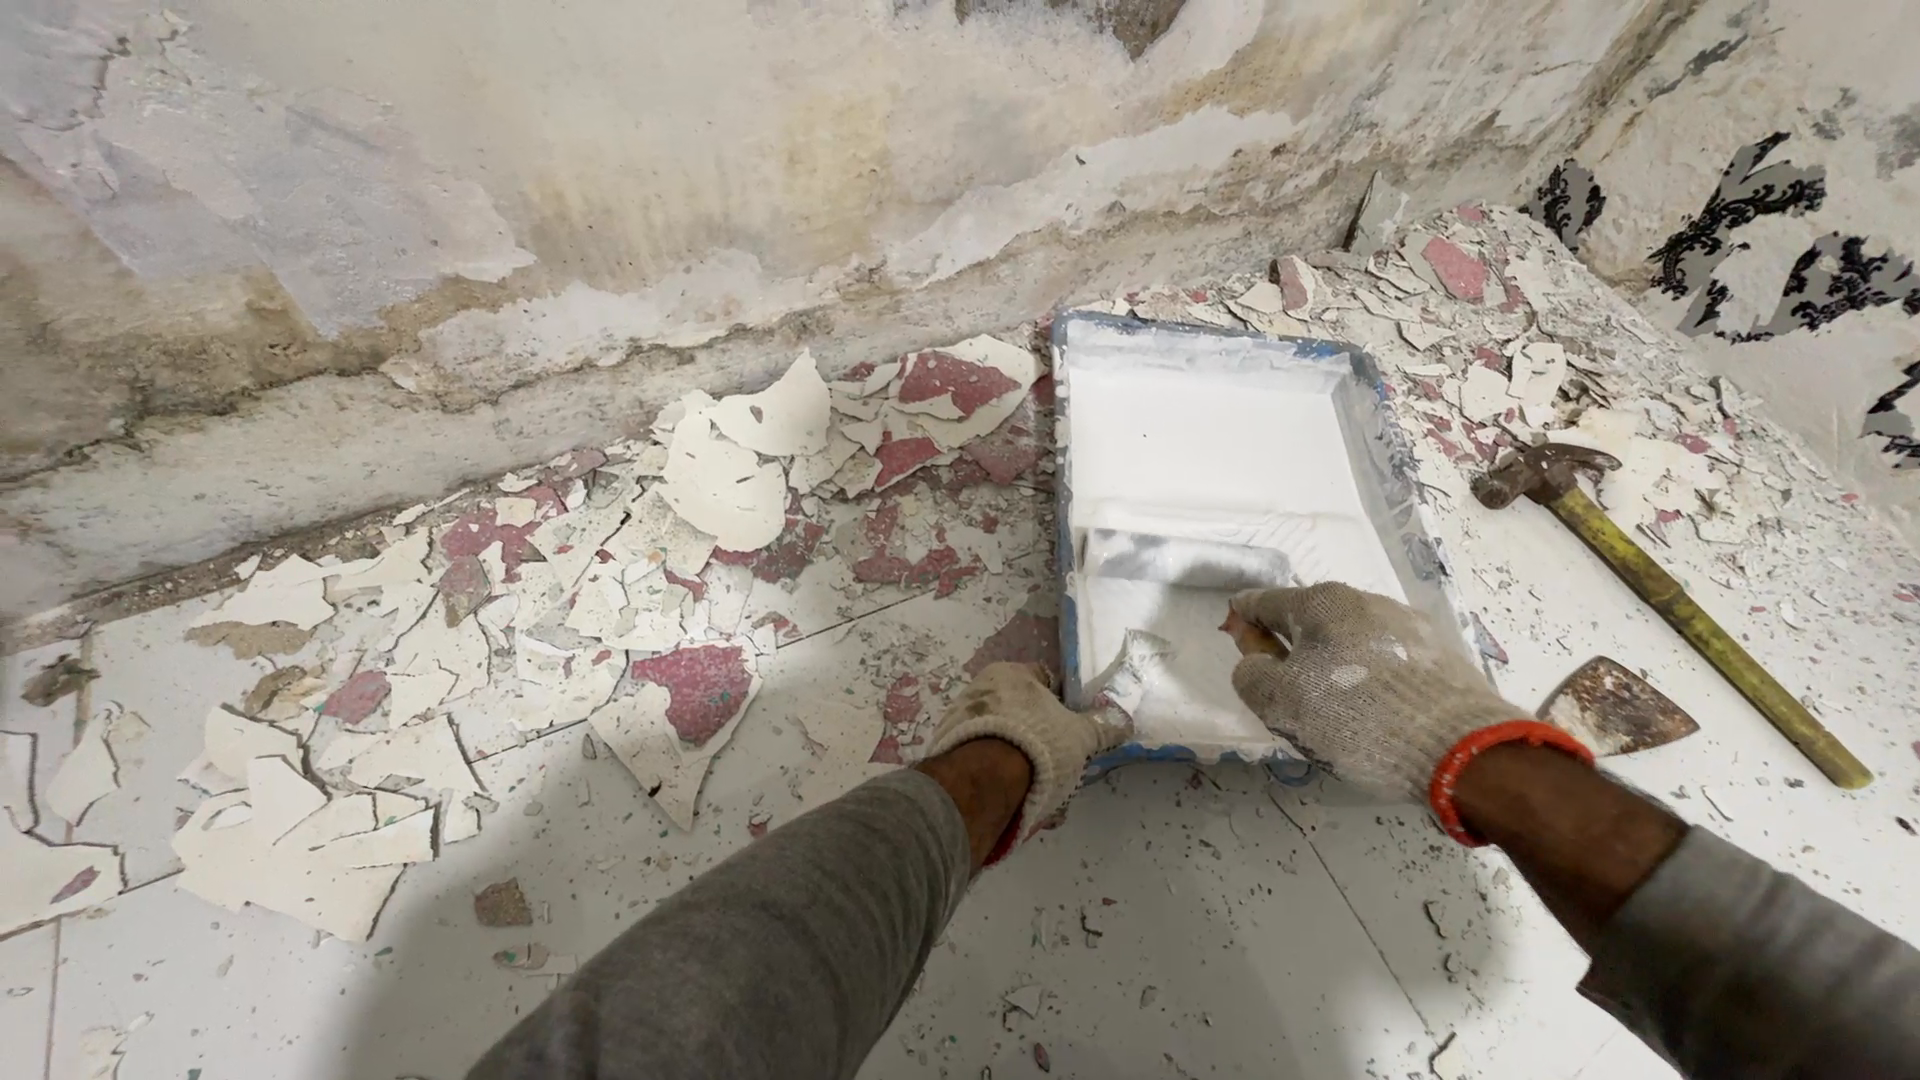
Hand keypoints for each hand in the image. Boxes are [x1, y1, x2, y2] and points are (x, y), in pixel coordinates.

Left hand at [923, 663, 1130, 856]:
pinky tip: (1022, 807)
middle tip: (1064, 771)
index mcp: (1010, 674)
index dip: (1065, 706)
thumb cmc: (1038, 744)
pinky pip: (988, 768)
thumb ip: (1102, 727)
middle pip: (1025, 718)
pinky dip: (1005, 785)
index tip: (1076, 732)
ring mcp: (961, 724)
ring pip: (1007, 748)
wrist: (983, 783)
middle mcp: (980, 691)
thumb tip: (1123, 721)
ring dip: (1028, 773)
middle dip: (1047, 747)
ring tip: (1046, 800)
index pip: (1045, 681)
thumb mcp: (1080, 736)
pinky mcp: (951, 756)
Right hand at [1227, 583, 1525, 802]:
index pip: (1263, 601)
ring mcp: (1406, 625)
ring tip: (1335, 708)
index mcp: (1320, 602)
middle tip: (1285, 691)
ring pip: (1348, 639)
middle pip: (1308, 620)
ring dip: (1330, 662)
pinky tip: (1374, 711)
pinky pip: (1383, 659)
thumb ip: (1249, 673)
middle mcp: (1364, 601)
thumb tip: (1256, 661)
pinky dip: (1367, 677)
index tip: (1239, 644)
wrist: (1463, 750)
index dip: (1243, 621)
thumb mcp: (1278, 702)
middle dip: (1289, 646)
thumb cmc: (1355, 718)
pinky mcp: (1439, 654)